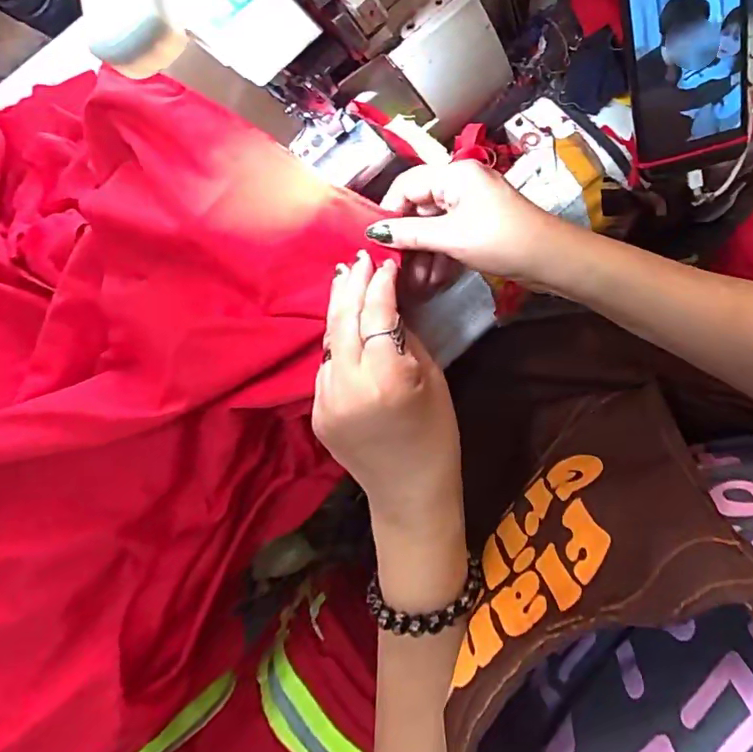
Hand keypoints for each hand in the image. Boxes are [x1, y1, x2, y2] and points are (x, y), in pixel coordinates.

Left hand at [313, 251, 461, 524]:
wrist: (409, 492)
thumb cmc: (436, 433)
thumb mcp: (431, 377)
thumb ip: (404, 338)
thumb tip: (387, 306)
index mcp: (386, 377)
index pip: (376, 314)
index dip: (380, 284)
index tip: (386, 264)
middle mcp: (348, 385)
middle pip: (343, 320)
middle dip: (351, 284)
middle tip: (359, 259)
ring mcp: (326, 401)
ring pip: (329, 340)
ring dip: (338, 308)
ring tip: (346, 279)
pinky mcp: (316, 413)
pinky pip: (327, 367)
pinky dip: (337, 342)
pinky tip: (344, 325)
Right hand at [366, 160, 575, 283]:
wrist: (551, 258)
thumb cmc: (502, 240)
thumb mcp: (451, 237)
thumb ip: (410, 233)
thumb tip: (377, 232)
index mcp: (454, 174)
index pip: (406, 185)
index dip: (389, 212)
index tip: (377, 240)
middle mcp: (461, 183)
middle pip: (419, 207)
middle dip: (408, 240)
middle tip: (397, 268)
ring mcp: (472, 204)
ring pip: (435, 225)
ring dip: (424, 252)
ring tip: (417, 282)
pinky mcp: (481, 224)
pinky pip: (451, 235)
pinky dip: (441, 254)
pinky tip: (434, 279)